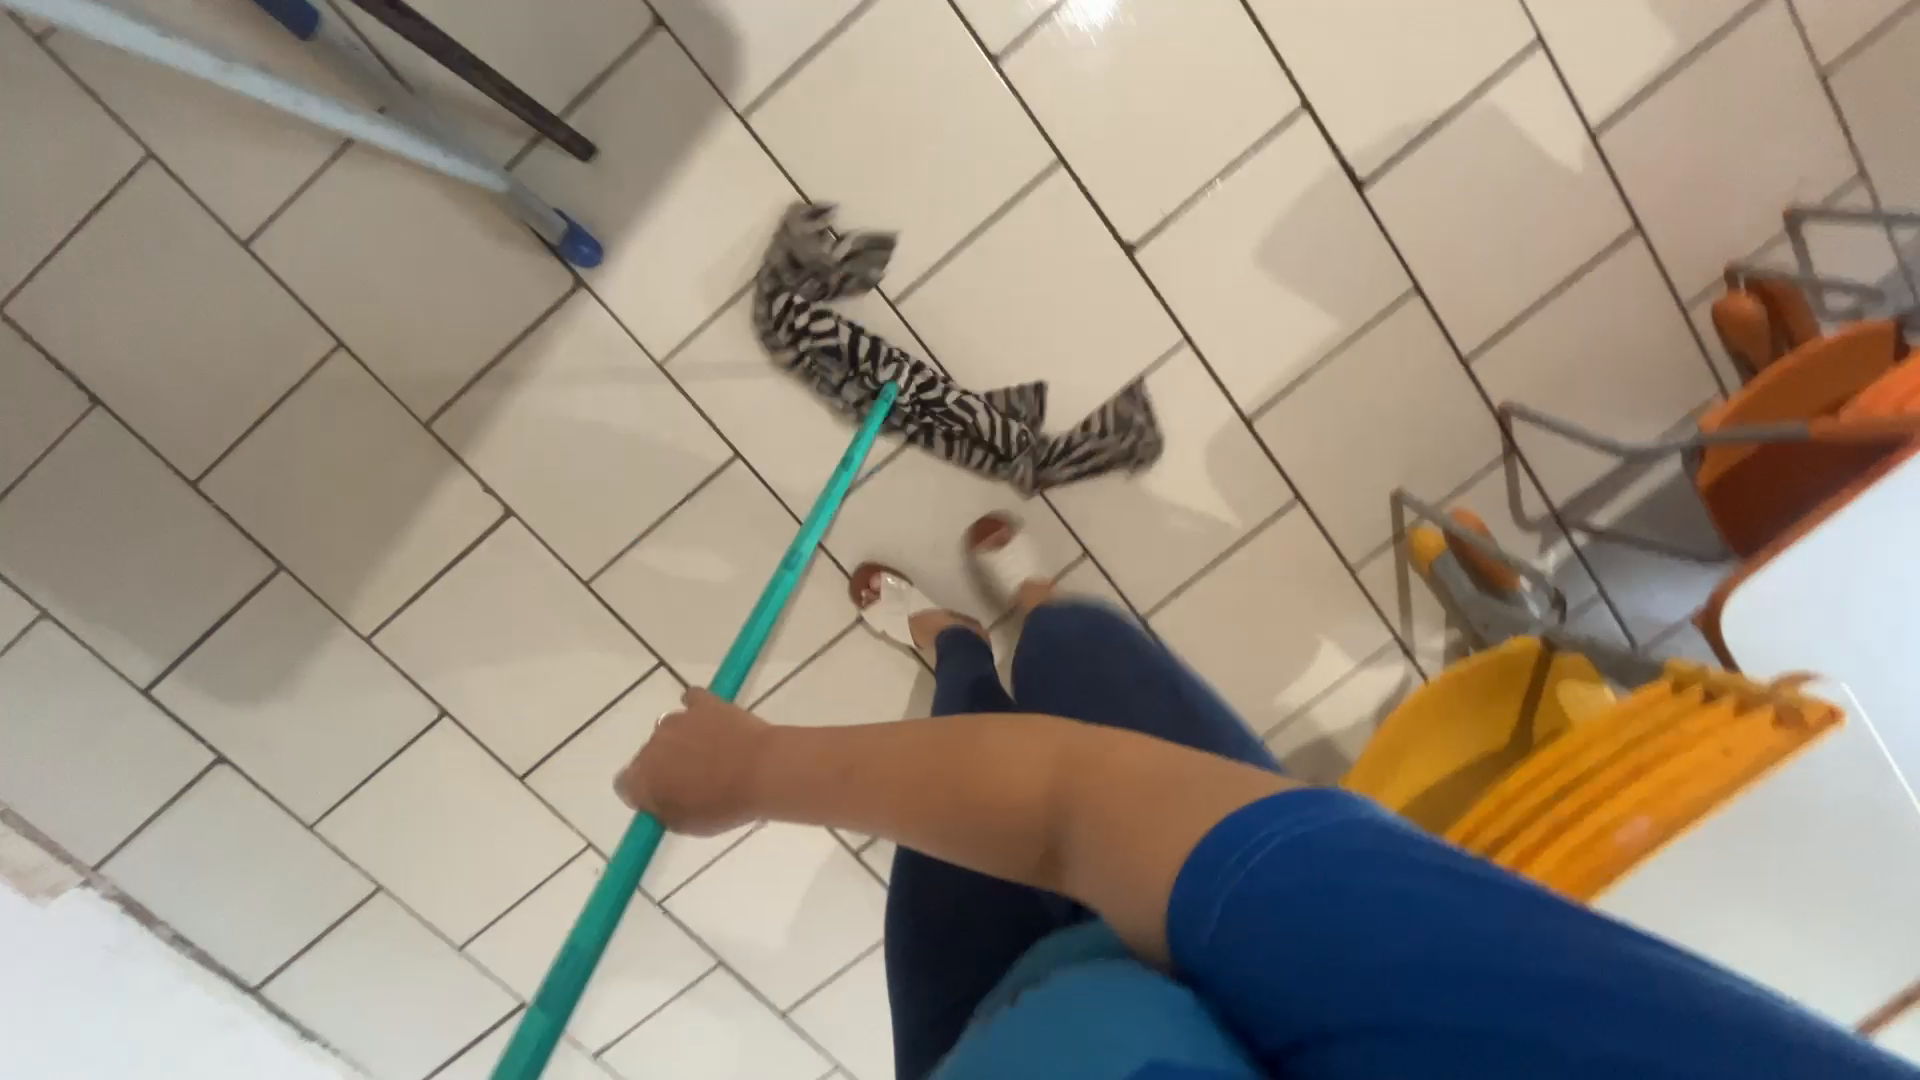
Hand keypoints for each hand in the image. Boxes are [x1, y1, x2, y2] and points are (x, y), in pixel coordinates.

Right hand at [615, 688, 771, 836]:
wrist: (762, 771)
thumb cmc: (725, 806)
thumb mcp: (686, 825)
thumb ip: (663, 811)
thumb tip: (659, 801)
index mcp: (641, 778)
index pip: (626, 785)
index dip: (644, 793)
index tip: (665, 799)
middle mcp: (652, 744)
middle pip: (649, 755)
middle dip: (666, 765)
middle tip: (694, 778)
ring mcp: (679, 719)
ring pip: (671, 730)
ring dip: (683, 739)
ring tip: (711, 751)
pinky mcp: (705, 702)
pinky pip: (693, 700)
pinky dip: (698, 708)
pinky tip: (709, 717)